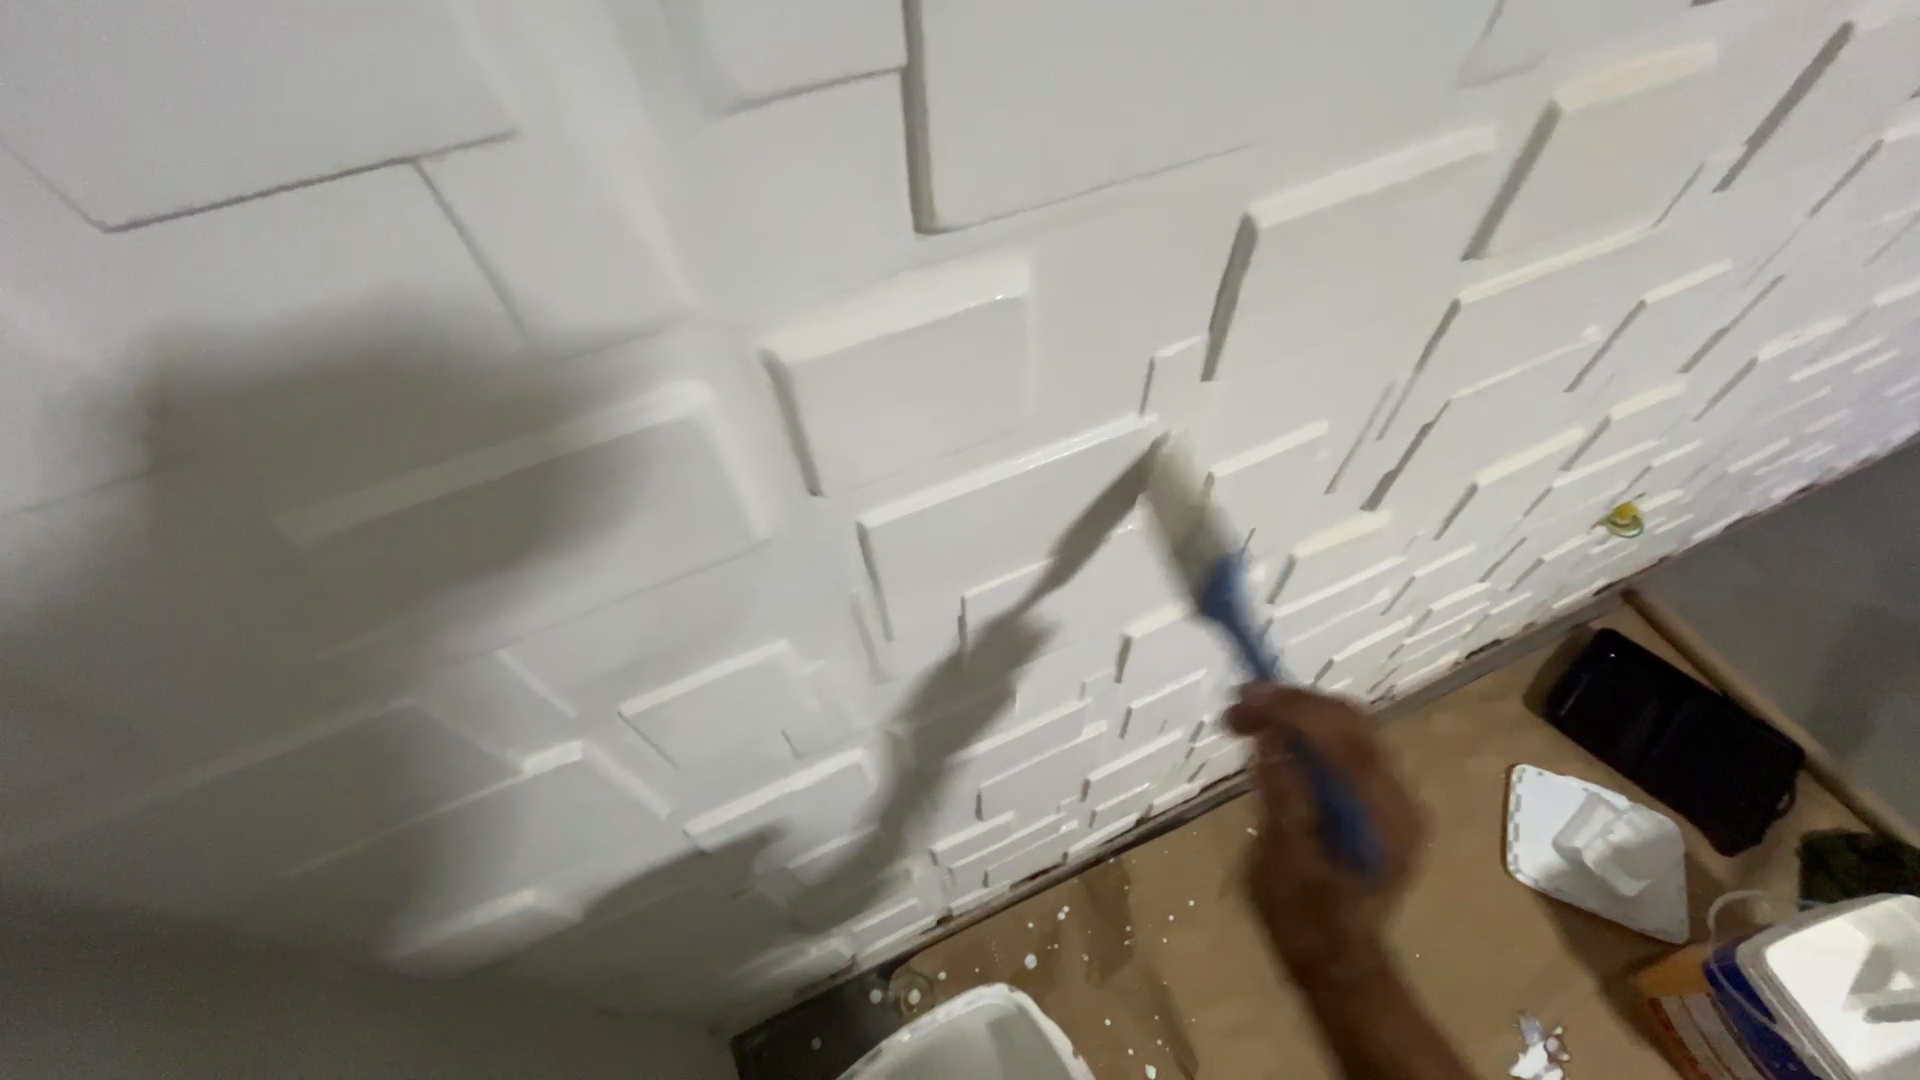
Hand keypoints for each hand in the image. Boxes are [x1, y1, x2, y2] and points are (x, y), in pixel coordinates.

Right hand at [1226, 684, 1425, 980]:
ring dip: (1296, 714)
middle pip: (1351, 724)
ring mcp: (1392, 799)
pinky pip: (1343, 747)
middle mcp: (1399, 799)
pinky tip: (1272, 738)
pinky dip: (1305, 732)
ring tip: (1247, 717)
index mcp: (1384, 817)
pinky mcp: (1376, 801)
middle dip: (1292, 704)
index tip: (1244, 698)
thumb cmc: (1304, 921)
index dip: (1294, 709)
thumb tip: (1271, 737)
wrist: (1336, 961)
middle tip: (1238, 706)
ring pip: (1348, 729)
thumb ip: (1282, 796)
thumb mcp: (1282, 861)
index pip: (1344, 739)